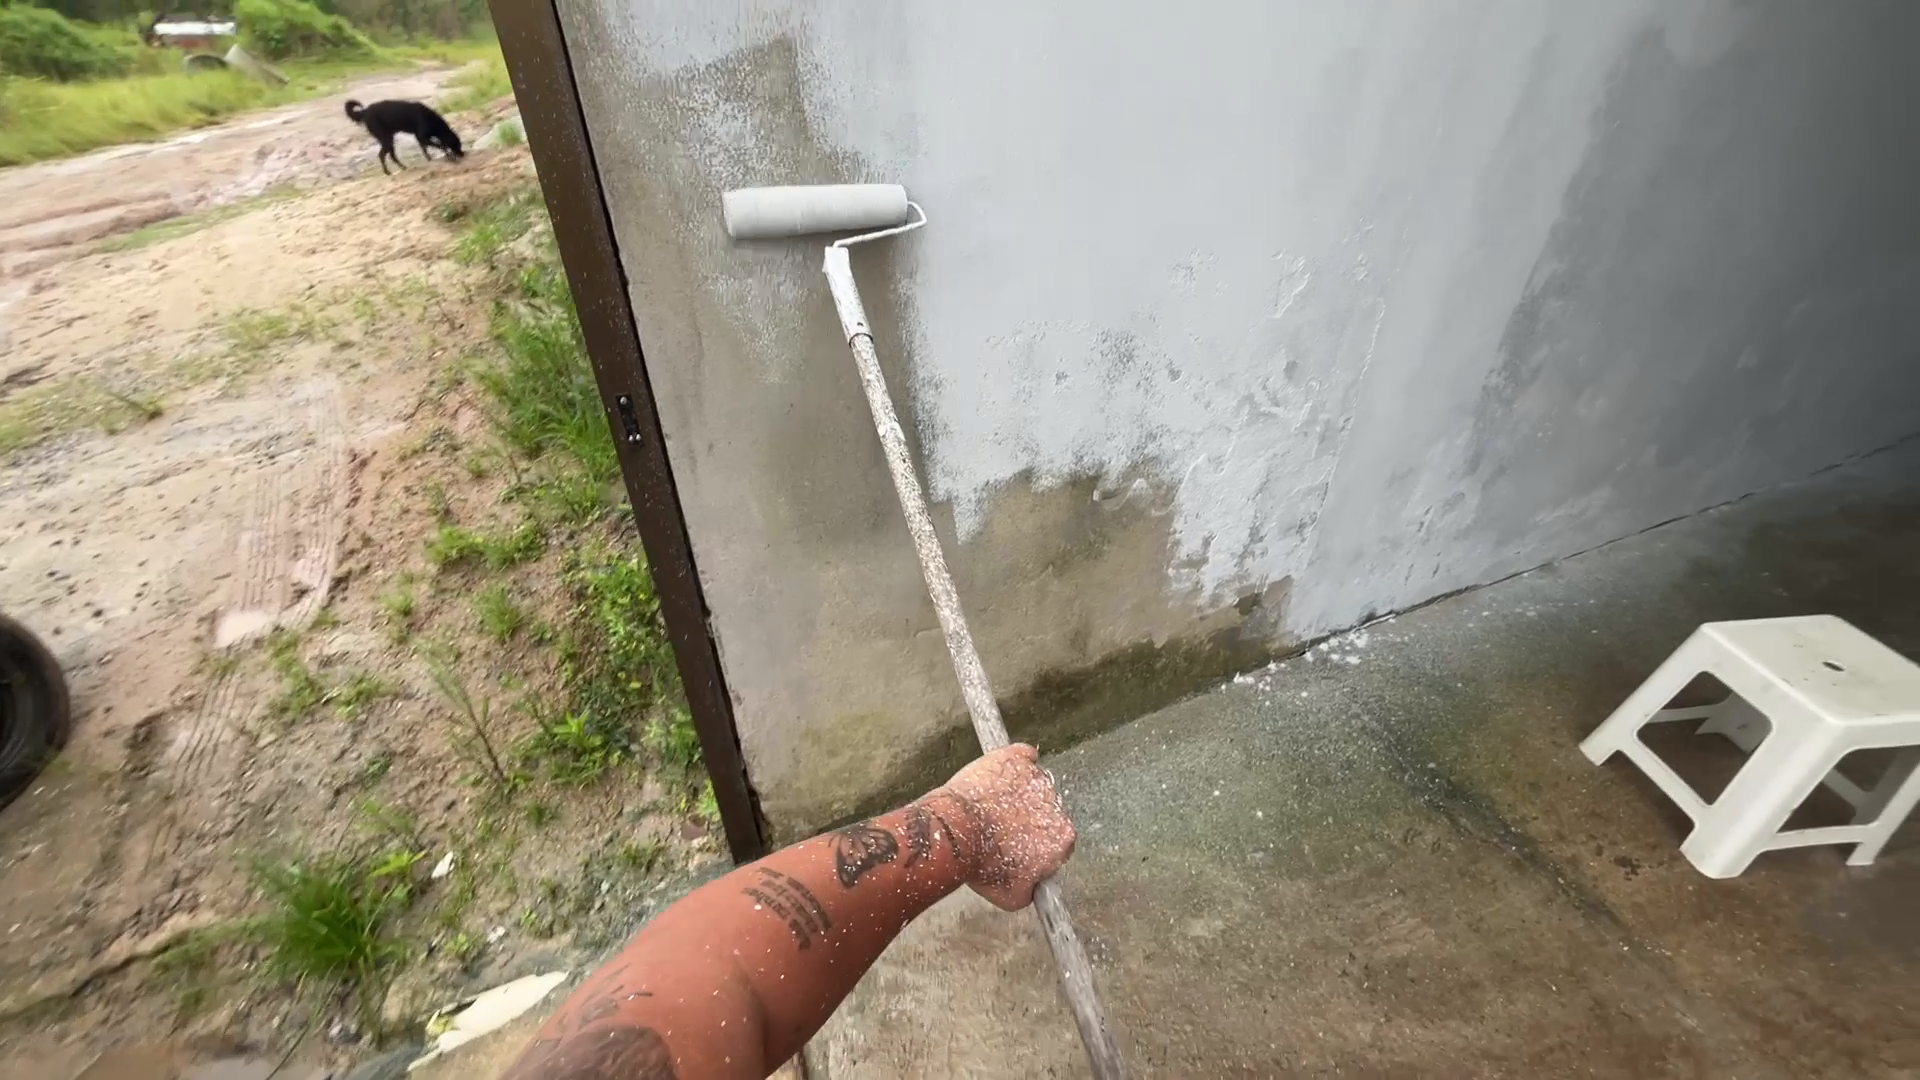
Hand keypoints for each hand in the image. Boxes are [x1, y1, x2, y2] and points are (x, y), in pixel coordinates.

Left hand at [936, 744, 1075, 909]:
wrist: (956, 834)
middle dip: (1029, 816)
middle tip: (1002, 825)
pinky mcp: (1014, 758)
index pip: (1059, 839)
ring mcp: (1035, 777)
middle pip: (1046, 809)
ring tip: (992, 803)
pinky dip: (1015, 761)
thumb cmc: (982, 864)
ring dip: (1018, 791)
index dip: (1039, 842)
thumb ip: (1034, 886)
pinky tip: (1001, 771)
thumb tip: (1035, 884)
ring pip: (1032, 783)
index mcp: (1062, 837)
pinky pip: (1022, 755)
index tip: (1022, 843)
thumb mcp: (1014, 897)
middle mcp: (1055, 803)